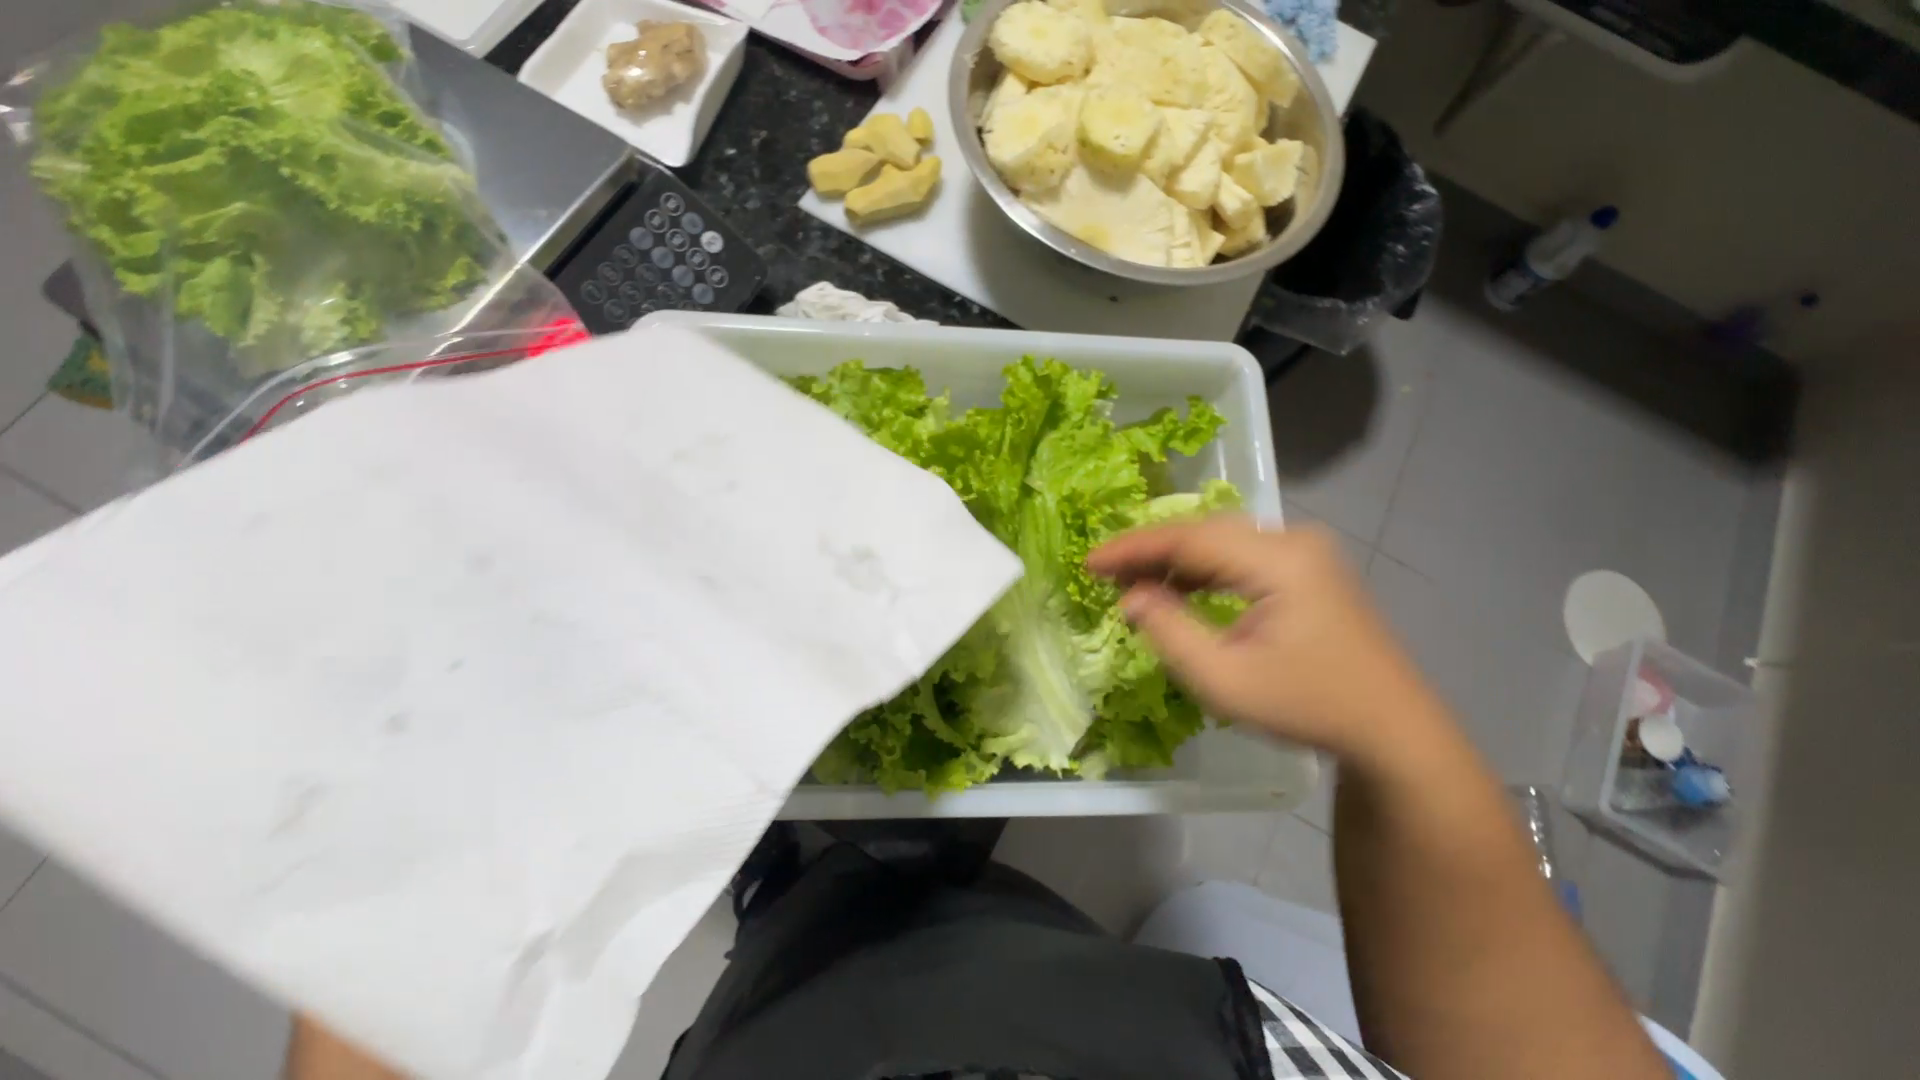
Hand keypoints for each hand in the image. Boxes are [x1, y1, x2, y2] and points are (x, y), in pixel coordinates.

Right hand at [1087, 518, 1445, 761]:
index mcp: (1279, 560)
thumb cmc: (1308, 706)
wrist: (1391, 728)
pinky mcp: (1309, 568)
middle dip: (1151, 551)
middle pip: (1205, 532)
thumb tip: (1131, 598)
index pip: (1189, 539)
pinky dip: (1206, 570)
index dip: (1133, 549)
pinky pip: (1243, 556)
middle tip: (1104, 574)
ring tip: (1133, 585)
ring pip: (1222, 542)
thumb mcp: (1226, 680)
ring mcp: (1306, 552)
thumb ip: (1170, 633)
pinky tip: (1180, 591)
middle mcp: (1293, 541)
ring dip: (1176, 561)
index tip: (1088, 564)